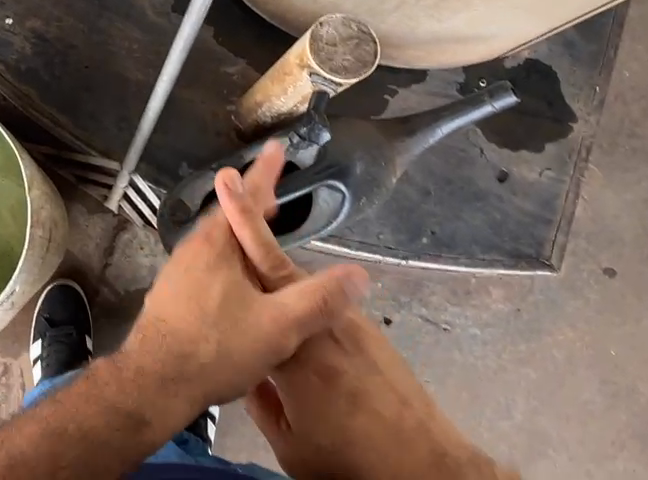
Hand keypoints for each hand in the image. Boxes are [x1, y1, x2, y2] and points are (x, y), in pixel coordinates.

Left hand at [113, 182, 368, 421]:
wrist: (155, 380)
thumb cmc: (216, 347)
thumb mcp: (279, 327)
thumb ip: (318, 300)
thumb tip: (359, 274)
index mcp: (218, 243)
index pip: (249, 196)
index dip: (267, 172)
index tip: (277, 147)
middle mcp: (195, 246)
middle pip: (230, 213)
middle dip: (254, 200)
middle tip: (278, 192)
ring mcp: (181, 267)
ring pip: (218, 238)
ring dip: (241, 228)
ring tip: (263, 230)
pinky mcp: (174, 289)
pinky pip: (208, 258)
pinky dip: (230, 253)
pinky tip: (240, 275)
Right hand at [220, 143, 510, 479]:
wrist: (426, 466)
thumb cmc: (350, 458)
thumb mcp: (290, 445)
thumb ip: (261, 403)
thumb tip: (248, 375)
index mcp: (292, 350)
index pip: (255, 285)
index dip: (239, 241)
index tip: (222, 208)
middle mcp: (319, 324)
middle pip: (278, 264)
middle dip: (253, 227)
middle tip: (233, 194)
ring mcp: (348, 322)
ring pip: (302, 281)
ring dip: (275, 272)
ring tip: (251, 272)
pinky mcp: (369, 329)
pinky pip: (326, 301)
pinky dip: (304, 296)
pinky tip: (297, 314)